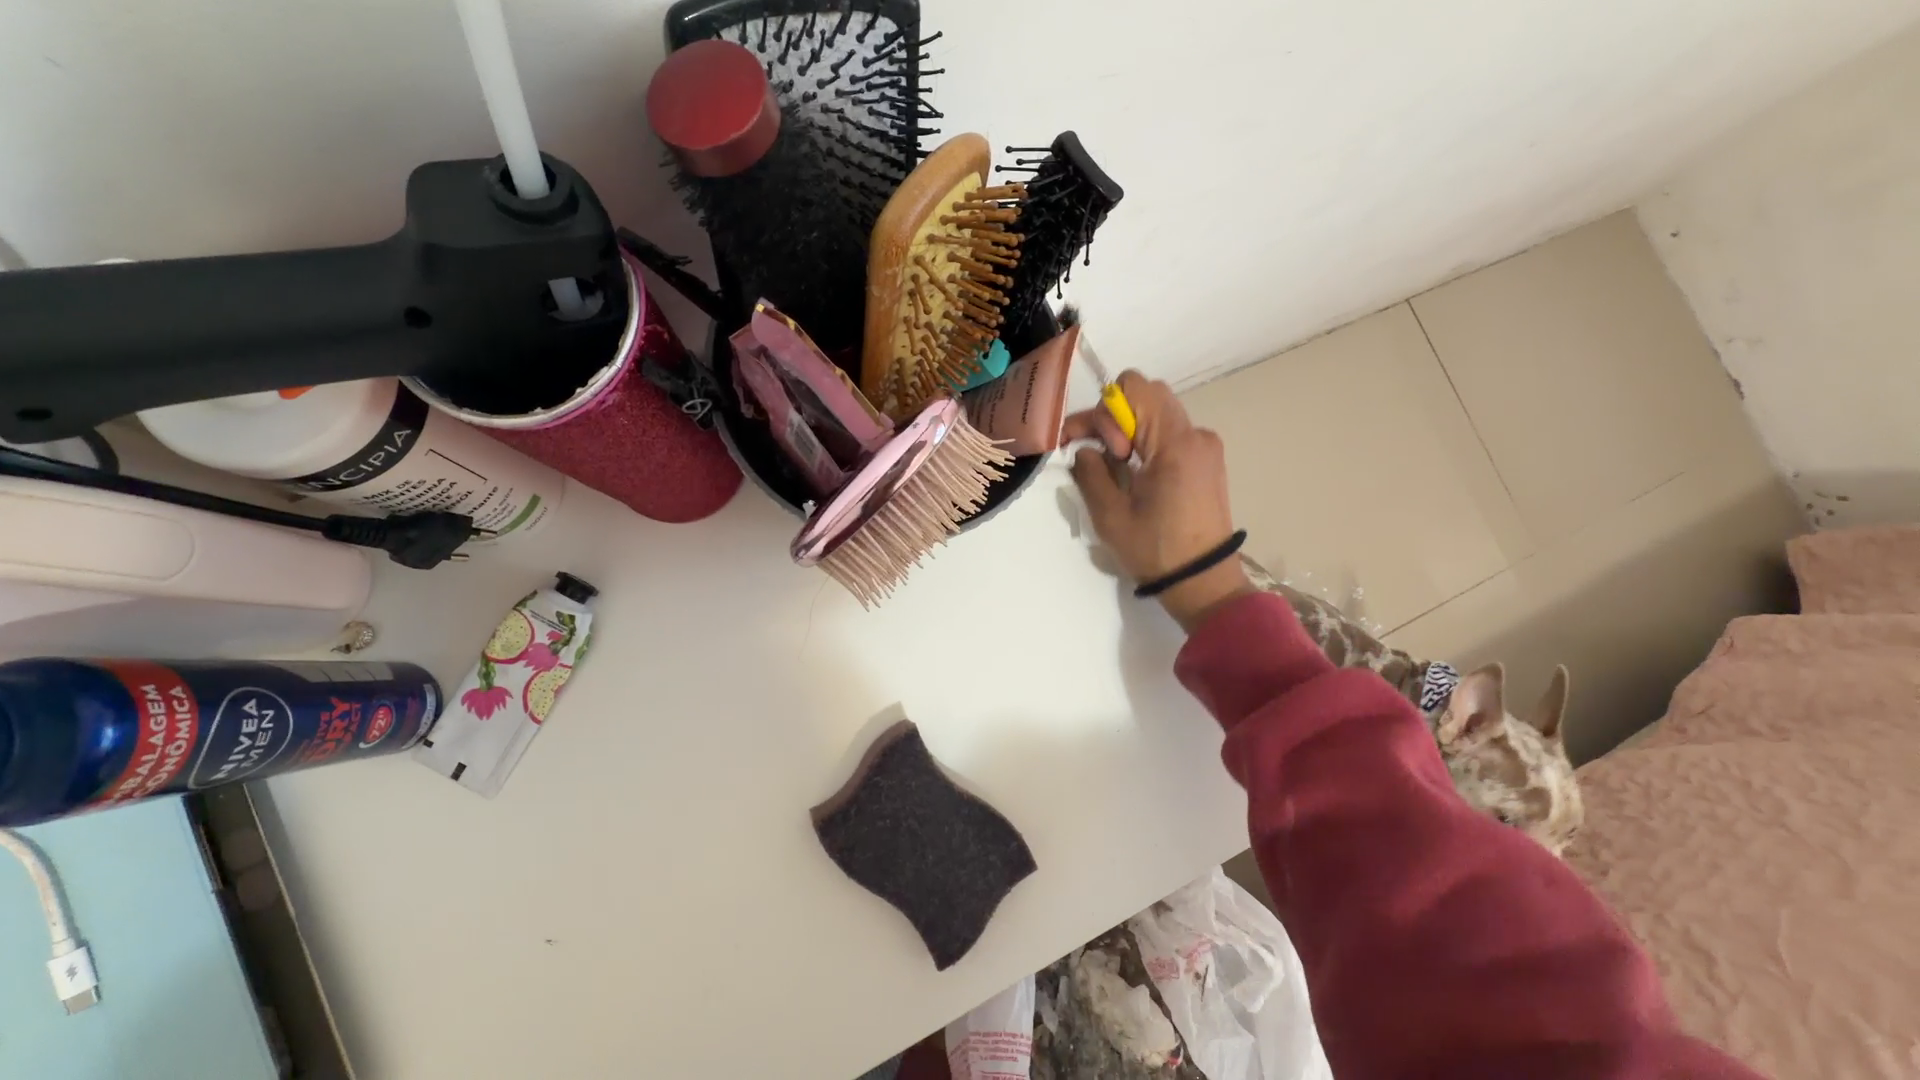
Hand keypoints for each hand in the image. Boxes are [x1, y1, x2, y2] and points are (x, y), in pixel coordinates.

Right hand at [1064, 371, 1252, 630]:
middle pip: (1146, 395)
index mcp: (1175, 443)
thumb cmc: (1156, 550)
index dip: (1105, 412)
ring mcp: (1205, 446)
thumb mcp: (1110, 515)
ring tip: (1119, 470)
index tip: (1102, 451)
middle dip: (1114, 418)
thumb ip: (1090, 472)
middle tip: (1107, 458)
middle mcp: (1195, 434)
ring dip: (1129, 430)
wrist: (1204, 581)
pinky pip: (1169, 433)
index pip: (1134, 387)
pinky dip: (1146, 442)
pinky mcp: (1206, 460)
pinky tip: (1137, 476)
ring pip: (1157, 413)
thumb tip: (1086, 451)